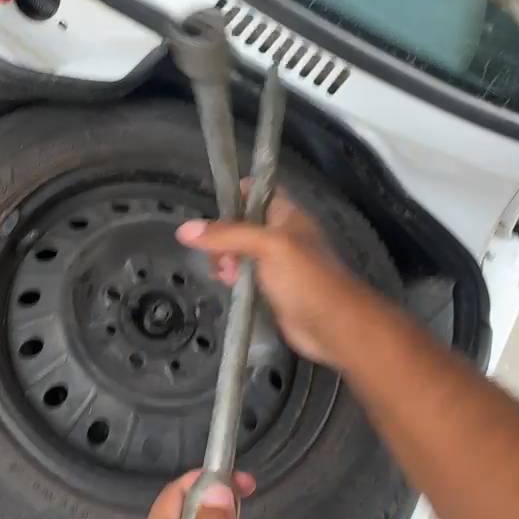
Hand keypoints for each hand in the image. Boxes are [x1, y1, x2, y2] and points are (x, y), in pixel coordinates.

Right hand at [176, 194, 390, 368]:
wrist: (334, 326)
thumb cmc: (306, 278)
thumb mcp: (266, 246)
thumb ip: (227, 235)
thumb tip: (185, 230)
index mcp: (287, 215)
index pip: (258, 192)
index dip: (236, 194)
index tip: (212, 208)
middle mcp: (282, 235)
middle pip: (242, 224)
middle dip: (223, 235)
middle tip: (218, 255)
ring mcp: (278, 264)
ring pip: (241, 252)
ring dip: (226, 259)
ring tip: (223, 274)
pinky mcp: (273, 289)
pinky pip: (246, 277)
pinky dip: (234, 279)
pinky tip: (227, 285)